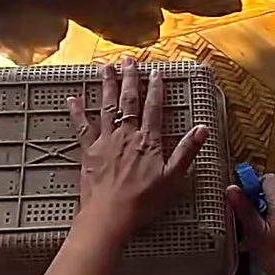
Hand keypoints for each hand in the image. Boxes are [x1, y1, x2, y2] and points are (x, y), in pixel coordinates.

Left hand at [71, 59, 208, 240]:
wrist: (110, 215)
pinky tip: (72, 98)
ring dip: (107, 86)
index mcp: (149, 140)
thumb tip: (203, 128)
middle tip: (128, 59)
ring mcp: (106, 141)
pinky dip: (77, 112)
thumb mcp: (173, 178)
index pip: (154, 108)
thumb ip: (187, 151)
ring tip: (105, 67)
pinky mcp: (89, 151)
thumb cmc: (143, 201)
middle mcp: (127, 134)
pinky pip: (82, 127)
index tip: (156, 71)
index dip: (156, 88)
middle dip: (129, 78)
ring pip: (106, 107)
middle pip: (129, 101)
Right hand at [224, 173, 274, 274]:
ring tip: (258, 216)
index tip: (242, 194)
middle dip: (267, 187)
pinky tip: (267, 229)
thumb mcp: (255, 232)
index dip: (253, 183)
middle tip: (253, 201)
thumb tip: (232, 189)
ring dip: (272, 199)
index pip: (268, 178)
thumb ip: (244, 209)